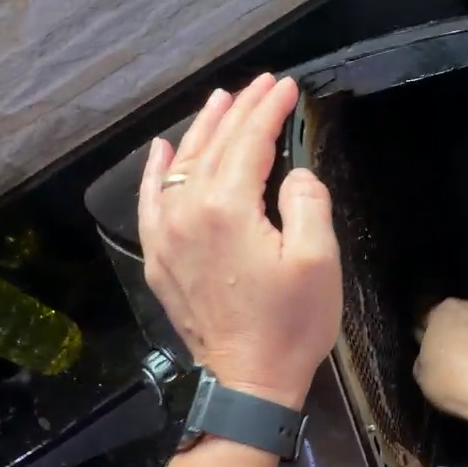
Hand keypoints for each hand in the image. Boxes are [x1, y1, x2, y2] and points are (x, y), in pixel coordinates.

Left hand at [138, 75, 340, 409]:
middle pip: (213, 146)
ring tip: (221, 101)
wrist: (248, 381)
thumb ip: (307, 200)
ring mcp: (165, 235)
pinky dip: (155, 170)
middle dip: (240, 111)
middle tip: (263, 84)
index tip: (288, 87)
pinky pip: (149, 200)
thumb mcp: (318, 259)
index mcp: (227, 208)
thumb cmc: (291, 323)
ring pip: (179, 165)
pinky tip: (161, 149)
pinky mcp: (158, 258)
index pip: (248, 142)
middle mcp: (187, 211)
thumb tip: (291, 173)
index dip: (270, 110)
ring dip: (202, 130)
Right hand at [413, 298, 467, 430]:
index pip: (431, 319)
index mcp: (444, 311)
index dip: (431, 337)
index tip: (433, 355)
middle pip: (462, 318)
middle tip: (458, 361)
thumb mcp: (423, 378)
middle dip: (460, 334)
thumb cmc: (456, 383)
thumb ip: (424, 360)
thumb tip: (431, 357)